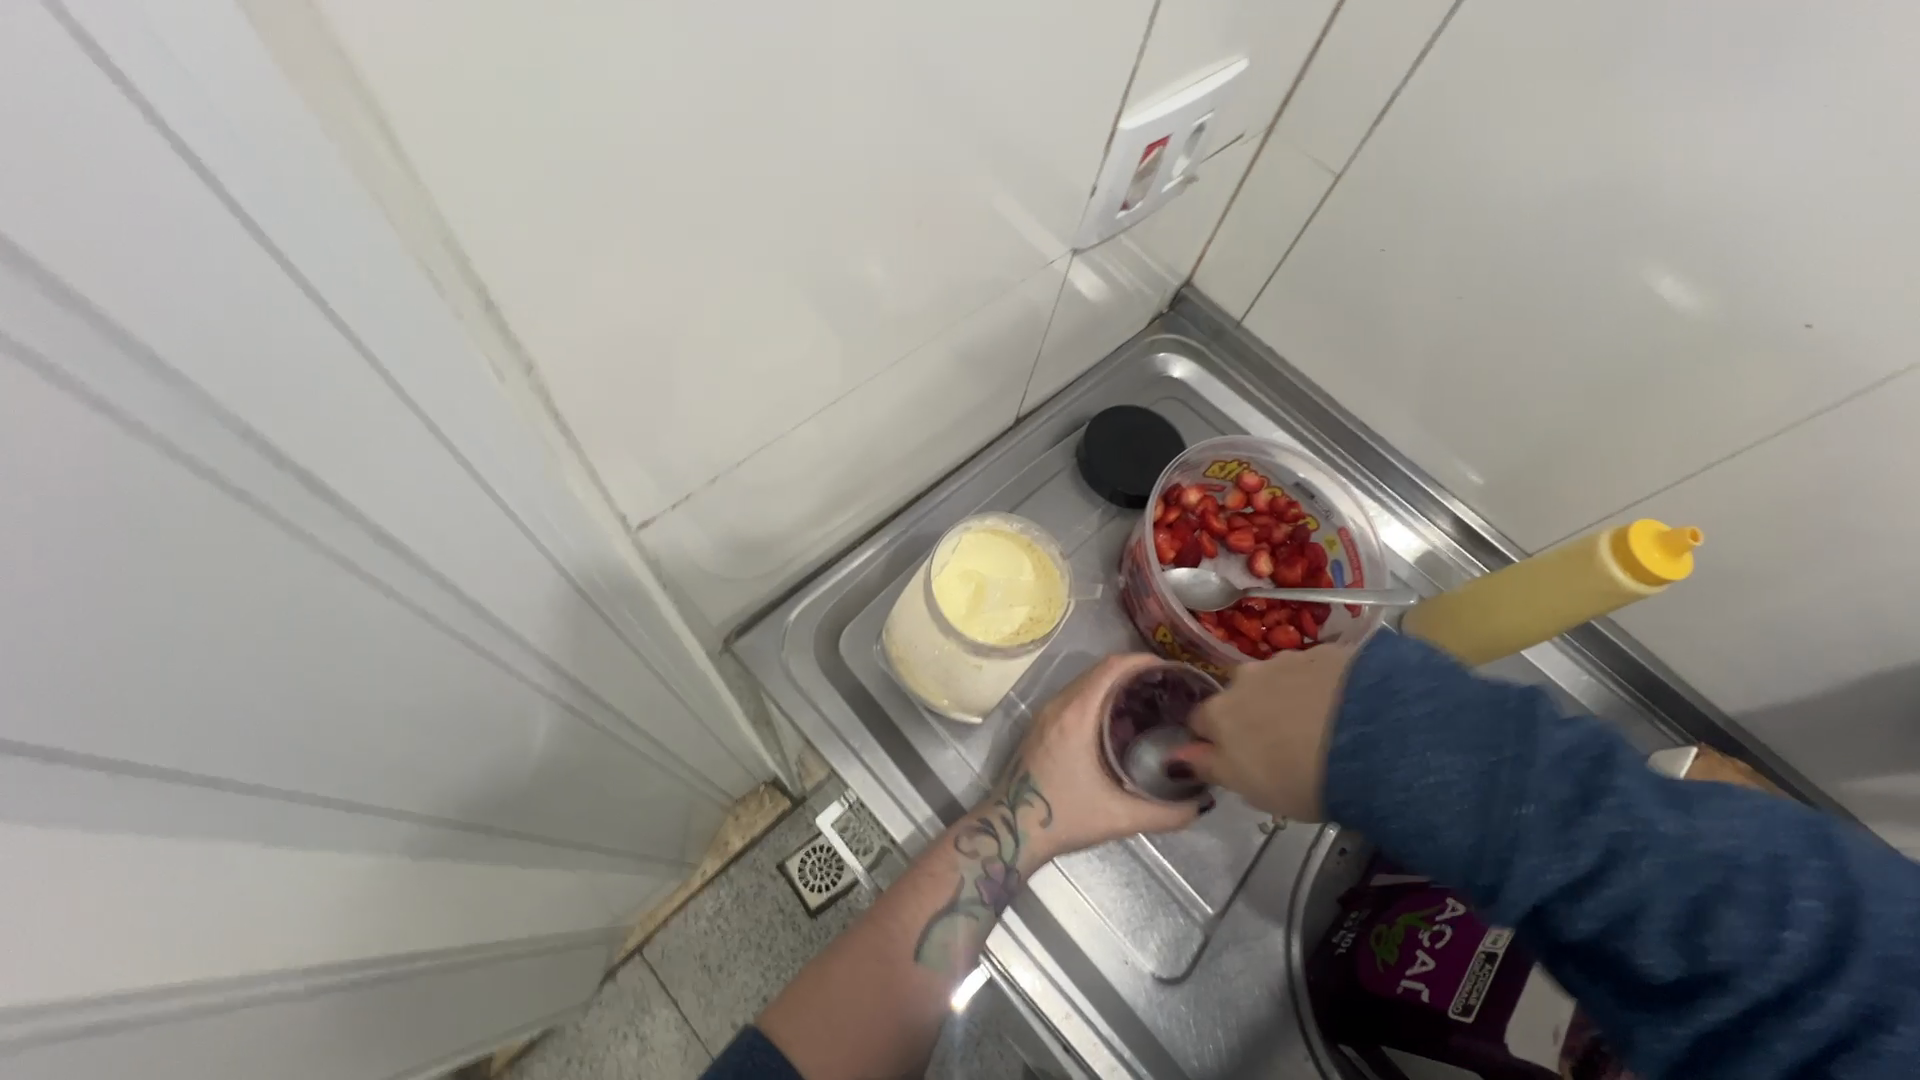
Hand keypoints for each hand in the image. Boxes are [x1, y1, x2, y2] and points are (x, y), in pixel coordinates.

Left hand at [1004, 653, 1201, 862]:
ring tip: (1149, 703)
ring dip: (1115, 684)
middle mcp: (1059, 705)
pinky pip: (1075, 696)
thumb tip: (1204, 803)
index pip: (1112, 667)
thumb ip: (1168, 813)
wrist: (1009, 832)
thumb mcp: (1121, 818)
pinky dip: (1099, 697)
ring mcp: (1046, 714)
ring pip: (1086, 682)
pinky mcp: (1041, 726)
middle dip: (1135, 672)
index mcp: (1077, 715)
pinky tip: (1119, 722)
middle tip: (1168, 690)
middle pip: (1100, 670)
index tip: (1172, 671)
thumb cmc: (1063, 818)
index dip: (1143, 661)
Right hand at [1171, 644, 1358, 820]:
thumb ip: (1207, 767)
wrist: (1373, 739)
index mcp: (1219, 712)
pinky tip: (1345, 708)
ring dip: (1287, 698)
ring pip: (1277, 680)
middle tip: (1280, 744)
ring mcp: (1288, 660)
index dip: (1212, 739)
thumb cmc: (1300, 775)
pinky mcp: (1330, 652)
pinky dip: (1322, 686)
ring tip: (1318, 726)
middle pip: (1238, 695)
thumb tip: (1172, 758)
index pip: (1198, 721)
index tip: (1233, 756)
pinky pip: (1316, 670)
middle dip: (1251, 713)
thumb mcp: (1248, 786)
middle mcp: (1245, 677)